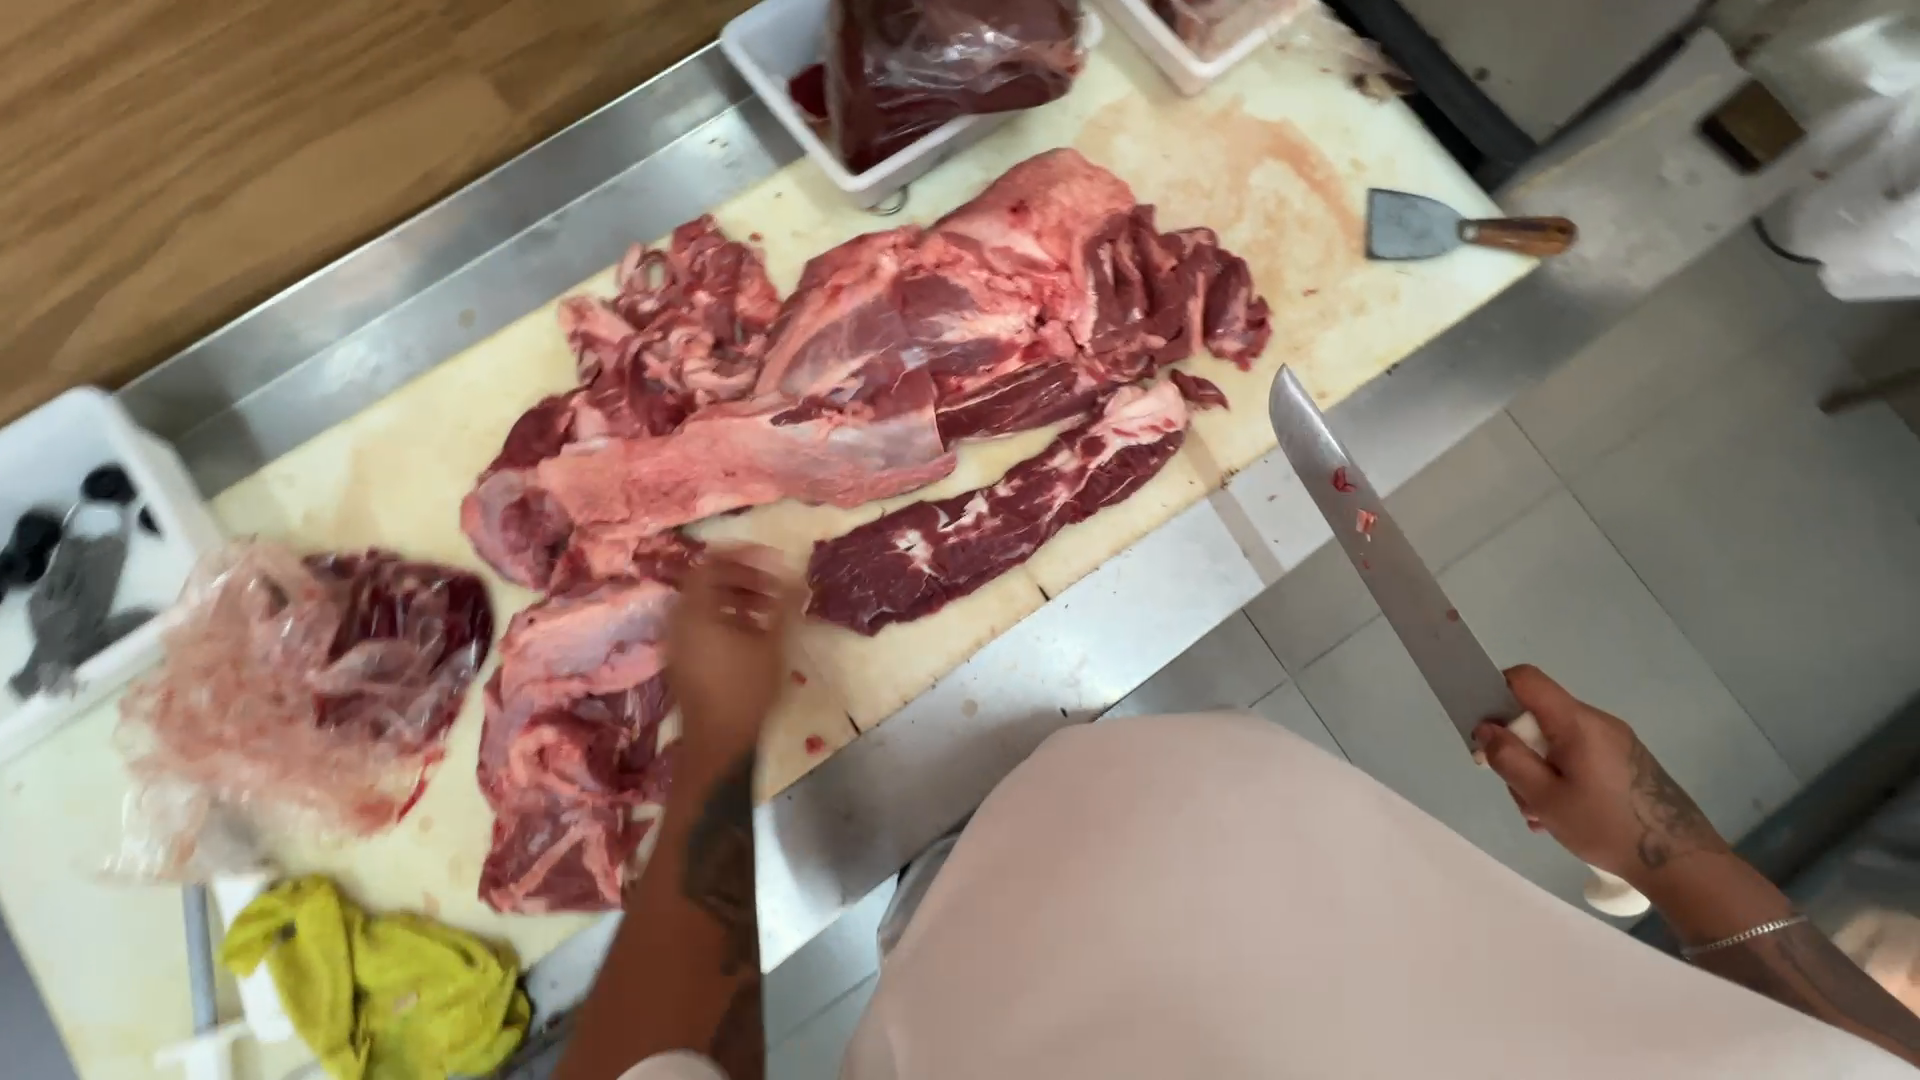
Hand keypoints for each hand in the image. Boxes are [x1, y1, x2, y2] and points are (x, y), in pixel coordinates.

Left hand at [667, 546, 800, 760]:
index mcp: (696, 611)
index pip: (711, 564)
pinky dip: (727, 617)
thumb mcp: (773, 644)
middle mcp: (679, 621)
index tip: (770, 558)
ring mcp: (677, 641)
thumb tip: (797, 577)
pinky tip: (755, 632)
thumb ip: (784, 605)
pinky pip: (702, 623)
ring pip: (706, 604)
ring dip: (738, 598)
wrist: (719, 741)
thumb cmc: (746, 690)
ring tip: (771, 609)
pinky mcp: (682, 658)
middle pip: (708, 583)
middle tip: (775, 585)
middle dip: (744, 578)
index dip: (741, 555)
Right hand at [1474, 665, 1728, 887]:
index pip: (1526, 679)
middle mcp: (1599, 723)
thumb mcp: (1544, 797)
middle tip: (1514, 787)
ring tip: (1540, 811)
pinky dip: (1560, 775)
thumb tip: (1487, 729)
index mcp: (1578, 723)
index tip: (1485, 727)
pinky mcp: (1626, 761)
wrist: (1686, 866)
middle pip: (1537, 715)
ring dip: (1537, 768)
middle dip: (1516, 746)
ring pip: (1555, 740)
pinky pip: (1577, 755)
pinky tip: (1562, 812)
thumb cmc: (1608, 827)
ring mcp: (1616, 742)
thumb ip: (1508, 757)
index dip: (1496, 690)